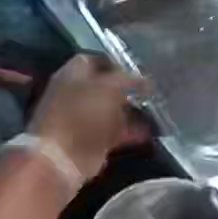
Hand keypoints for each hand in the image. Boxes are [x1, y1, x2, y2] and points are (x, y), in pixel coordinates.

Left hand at [26, 54, 149, 179]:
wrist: (61, 158)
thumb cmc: (82, 114)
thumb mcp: (110, 87)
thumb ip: (129, 80)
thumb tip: (146, 81)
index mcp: (72, 75)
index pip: (94, 60)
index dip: (115, 62)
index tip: (137, 68)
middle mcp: (75, 94)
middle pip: (105, 86)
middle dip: (128, 88)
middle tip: (151, 90)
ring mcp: (82, 119)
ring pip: (112, 110)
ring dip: (132, 110)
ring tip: (156, 109)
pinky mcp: (91, 141)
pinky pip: (116, 132)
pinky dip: (133, 131)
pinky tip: (151, 131)